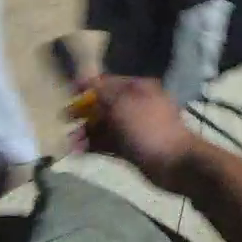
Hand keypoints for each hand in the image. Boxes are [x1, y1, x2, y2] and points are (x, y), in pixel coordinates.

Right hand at [79, 76, 199, 188]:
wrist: (176, 163)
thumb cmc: (148, 128)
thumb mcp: (122, 104)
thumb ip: (102, 92)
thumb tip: (87, 78)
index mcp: (138, 88)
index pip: (109, 82)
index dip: (88, 86)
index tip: (69, 92)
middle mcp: (137, 105)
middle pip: (106, 105)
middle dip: (85, 113)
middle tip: (65, 120)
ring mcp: (135, 128)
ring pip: (106, 127)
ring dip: (87, 133)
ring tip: (70, 144)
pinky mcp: (133, 149)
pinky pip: (110, 144)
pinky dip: (95, 146)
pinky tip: (79, 153)